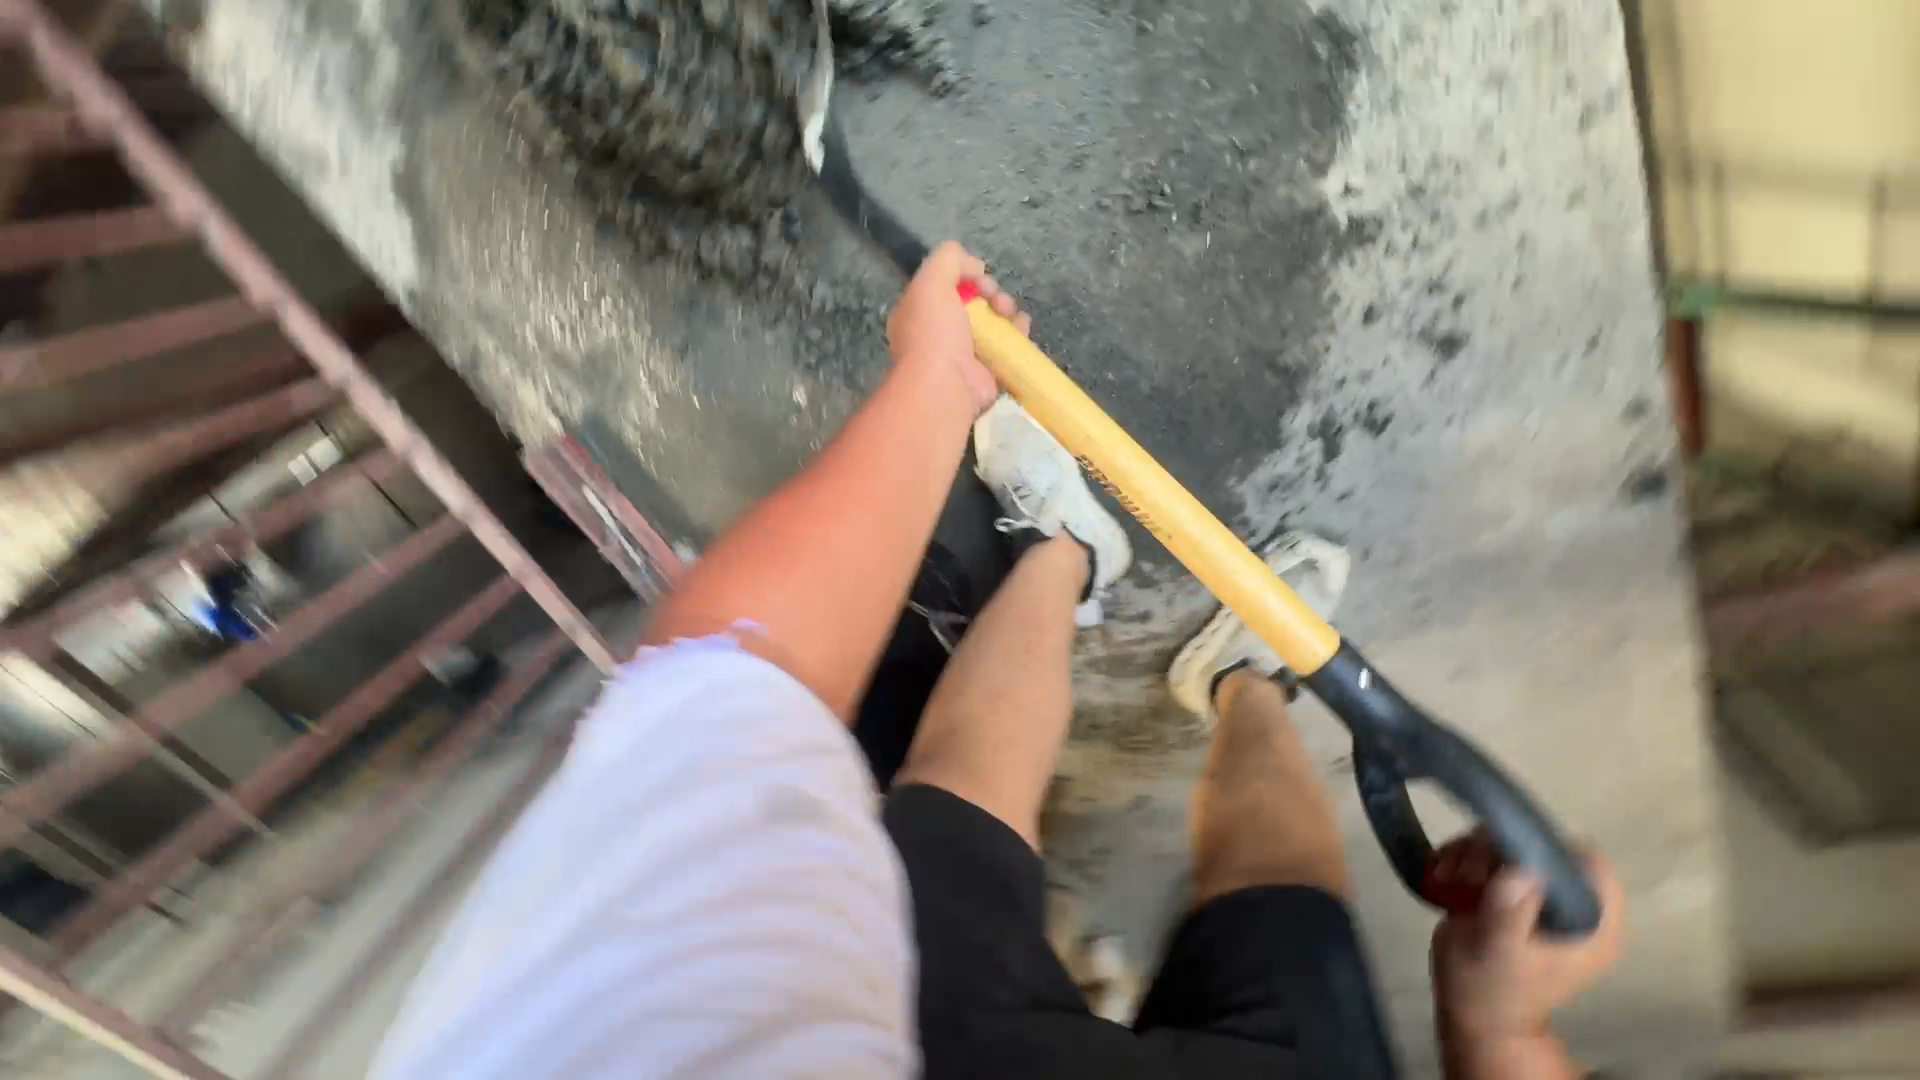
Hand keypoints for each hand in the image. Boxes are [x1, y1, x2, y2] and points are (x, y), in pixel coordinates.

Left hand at [888, 241, 1028, 414]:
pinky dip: (1018, 333)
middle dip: (990, 292)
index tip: (978, 276)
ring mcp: (964, 354)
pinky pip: (1007, 346)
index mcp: (919, 311)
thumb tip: (975, 265)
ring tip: (1008, 313)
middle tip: (995, 299)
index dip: (965, 274)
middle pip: (972, 301)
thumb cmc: (933, 333)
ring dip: (1006, 310)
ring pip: (992, 322)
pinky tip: (1022, 326)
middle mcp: (940, 332)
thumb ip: (949, 259)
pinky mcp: (987, 371)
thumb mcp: (931, 281)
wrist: (944, 388)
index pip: (945, 284)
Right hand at [1429, 833, 1624, 1043]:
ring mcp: (1532, 894)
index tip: (1507, 858)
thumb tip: (1521, 871)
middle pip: (1535, 846)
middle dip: (1494, 852)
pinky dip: (1455, 859)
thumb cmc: (1491, 990)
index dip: (1551, 851)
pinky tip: (1443, 880)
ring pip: (1501, 845)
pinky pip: (1478, 854)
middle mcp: (1566, 902)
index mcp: (1589, 923)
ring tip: (1452, 882)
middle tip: (1468, 877)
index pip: (1590, 865)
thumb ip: (1511, 915)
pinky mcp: (1501, 890)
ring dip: (1467, 854)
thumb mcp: (1499, 955)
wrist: (1470, 1012)